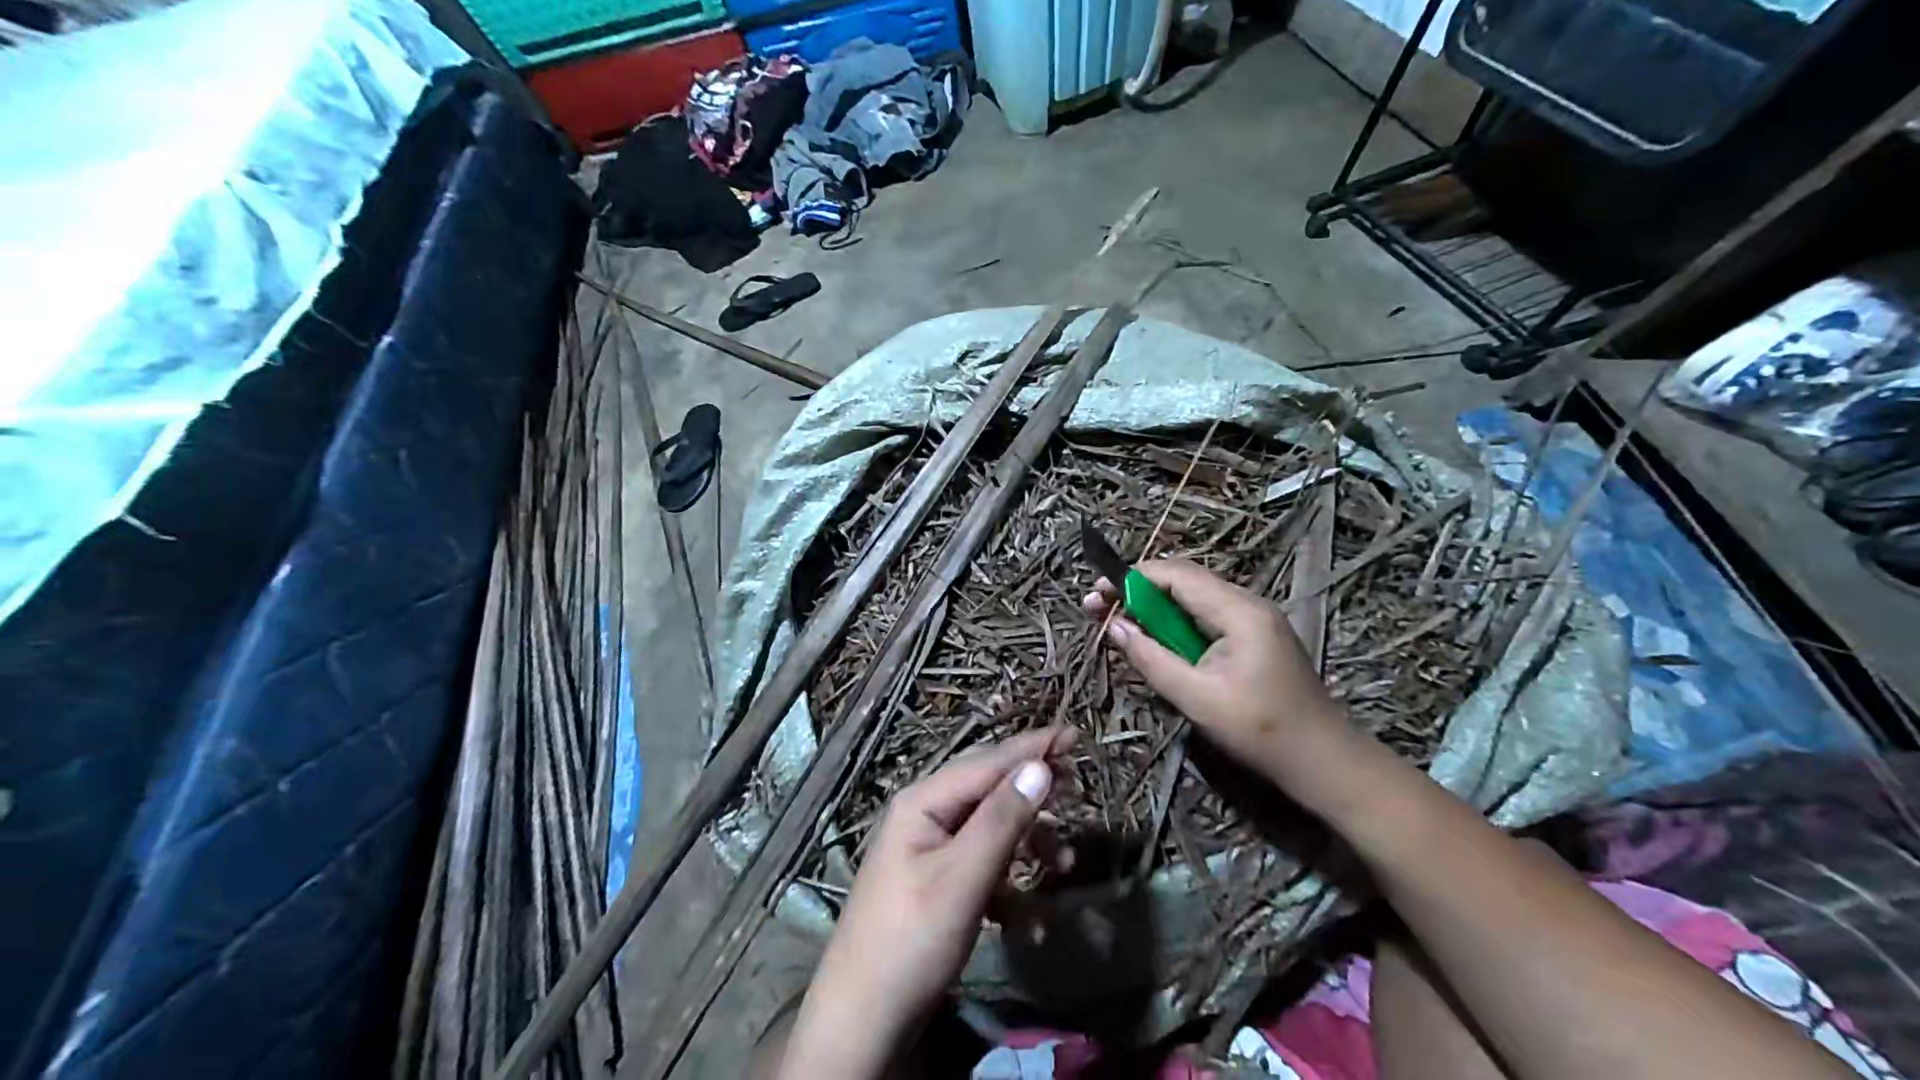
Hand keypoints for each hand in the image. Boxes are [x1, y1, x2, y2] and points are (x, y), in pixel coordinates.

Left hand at [778, 728, 1074, 1078]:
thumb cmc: (912, 939)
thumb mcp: (963, 877)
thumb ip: (1002, 820)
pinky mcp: (936, 885)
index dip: (1032, 748)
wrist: (864, 1021)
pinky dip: (1009, 887)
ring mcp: (929, 851)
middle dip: (1033, 794)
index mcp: (923, 802)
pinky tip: (1029, 923)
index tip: (1074, 734)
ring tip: (1065, 866)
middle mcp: (924, 816)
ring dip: (1028, 846)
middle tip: (1076, 788)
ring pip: (990, 832)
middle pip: (988, 791)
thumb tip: (1040, 767)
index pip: (986, 763)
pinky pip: (981, 869)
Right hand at [1084, 559, 1347, 784]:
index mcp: (1239, 612)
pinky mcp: (1253, 637)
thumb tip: (1114, 626)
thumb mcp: (1196, 697)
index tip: (1097, 593)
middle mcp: (1248, 604)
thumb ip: (1151, 658)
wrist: (1323, 761)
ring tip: (1118, 622)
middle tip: (1098, 608)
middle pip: (1183, 580)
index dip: (1132, 579)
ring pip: (1193, 598)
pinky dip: (1174, 623)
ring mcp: (1254, 620)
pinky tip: (1155, 639)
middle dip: (1137, 590)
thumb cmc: (1260, 730)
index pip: (1176, 575)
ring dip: (1154, 607)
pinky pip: (1206, 617)